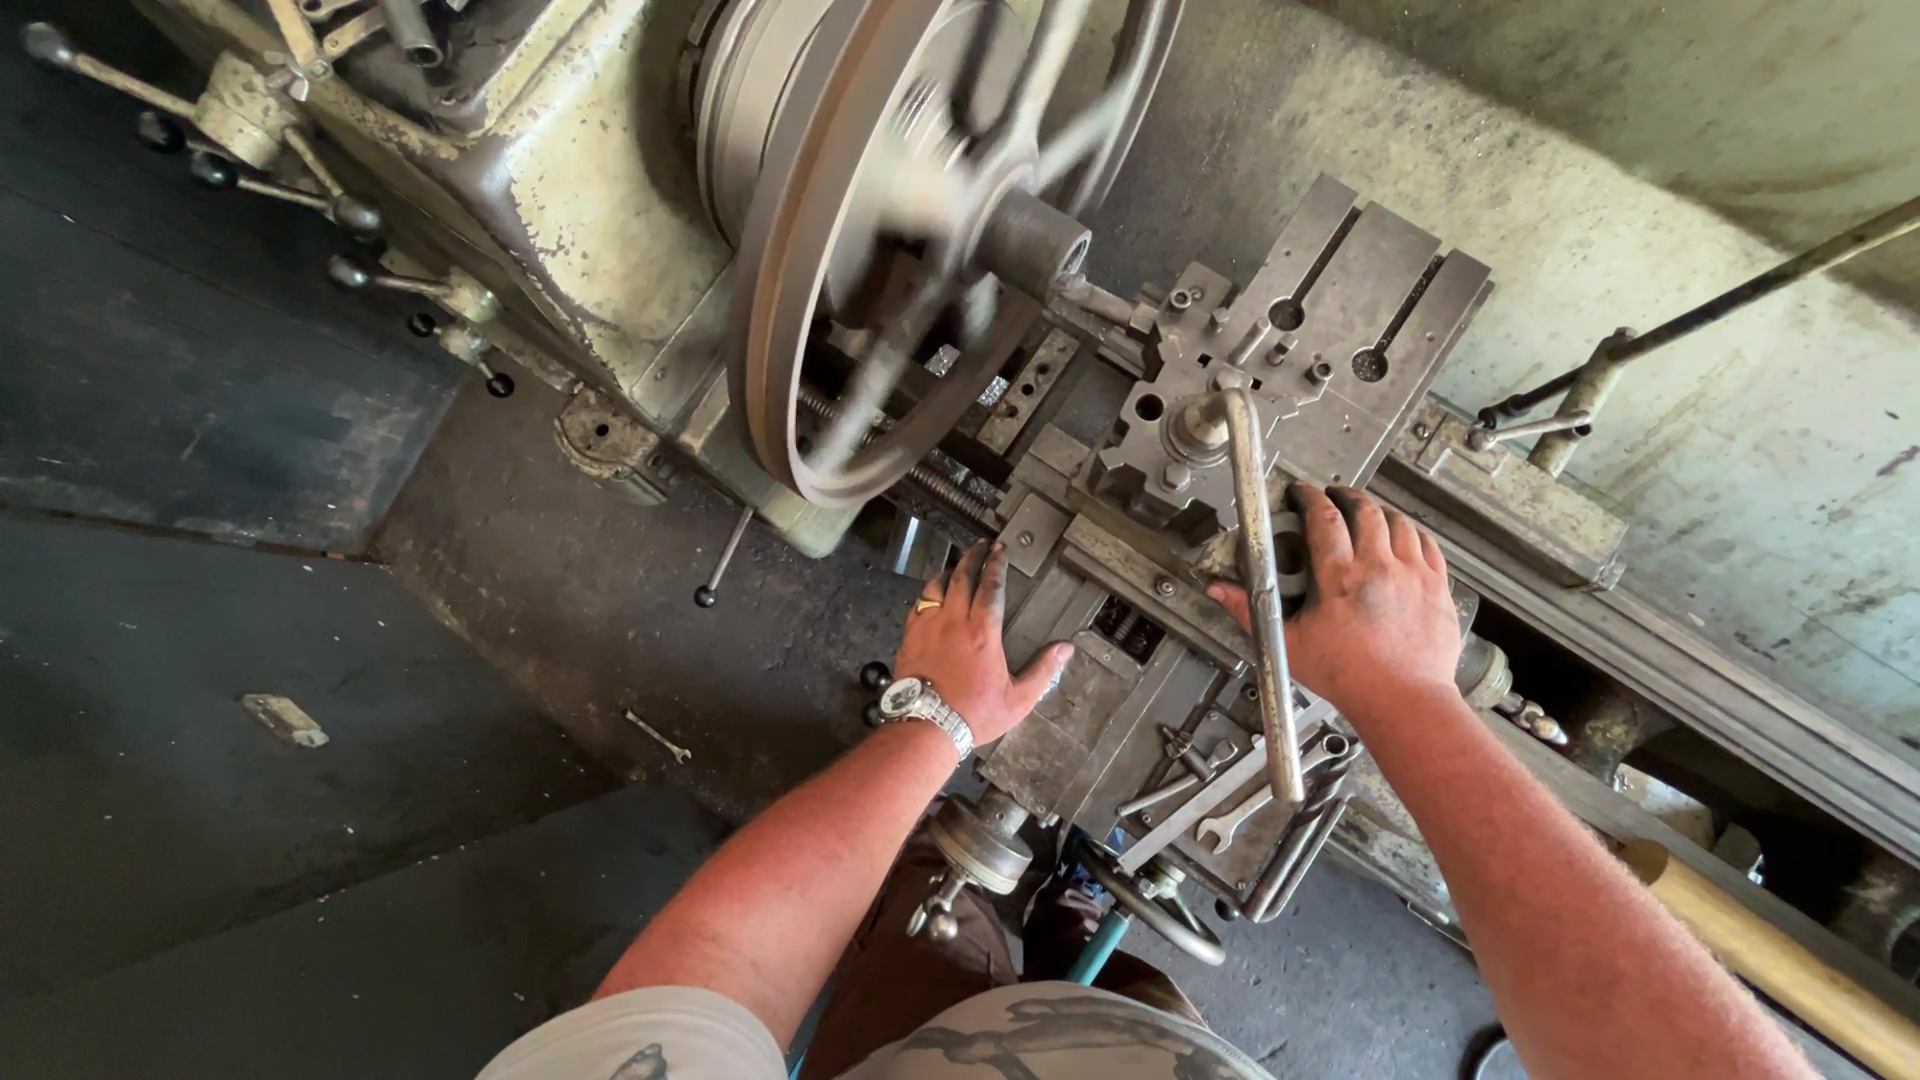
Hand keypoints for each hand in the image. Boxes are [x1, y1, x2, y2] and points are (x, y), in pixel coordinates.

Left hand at [894, 541, 1074, 745]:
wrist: (926, 725)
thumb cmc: (973, 714)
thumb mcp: (1018, 698)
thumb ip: (1043, 670)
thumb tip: (1066, 649)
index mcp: (982, 631)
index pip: (991, 586)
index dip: (997, 563)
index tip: (1000, 548)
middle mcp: (953, 621)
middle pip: (962, 576)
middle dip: (973, 556)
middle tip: (981, 545)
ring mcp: (928, 627)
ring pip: (936, 586)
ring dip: (949, 571)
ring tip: (957, 566)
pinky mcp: (911, 637)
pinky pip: (919, 604)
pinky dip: (928, 593)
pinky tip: (933, 595)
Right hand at [1209, 484, 1459, 715]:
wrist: (1403, 700)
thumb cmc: (1348, 676)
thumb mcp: (1287, 643)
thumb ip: (1249, 611)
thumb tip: (1220, 591)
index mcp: (1340, 579)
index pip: (1324, 519)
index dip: (1310, 497)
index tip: (1303, 492)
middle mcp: (1379, 569)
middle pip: (1365, 510)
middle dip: (1346, 496)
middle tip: (1334, 496)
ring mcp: (1413, 575)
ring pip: (1400, 522)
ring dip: (1380, 511)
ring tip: (1367, 513)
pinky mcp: (1437, 588)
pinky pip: (1428, 544)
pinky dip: (1413, 532)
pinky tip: (1402, 536)